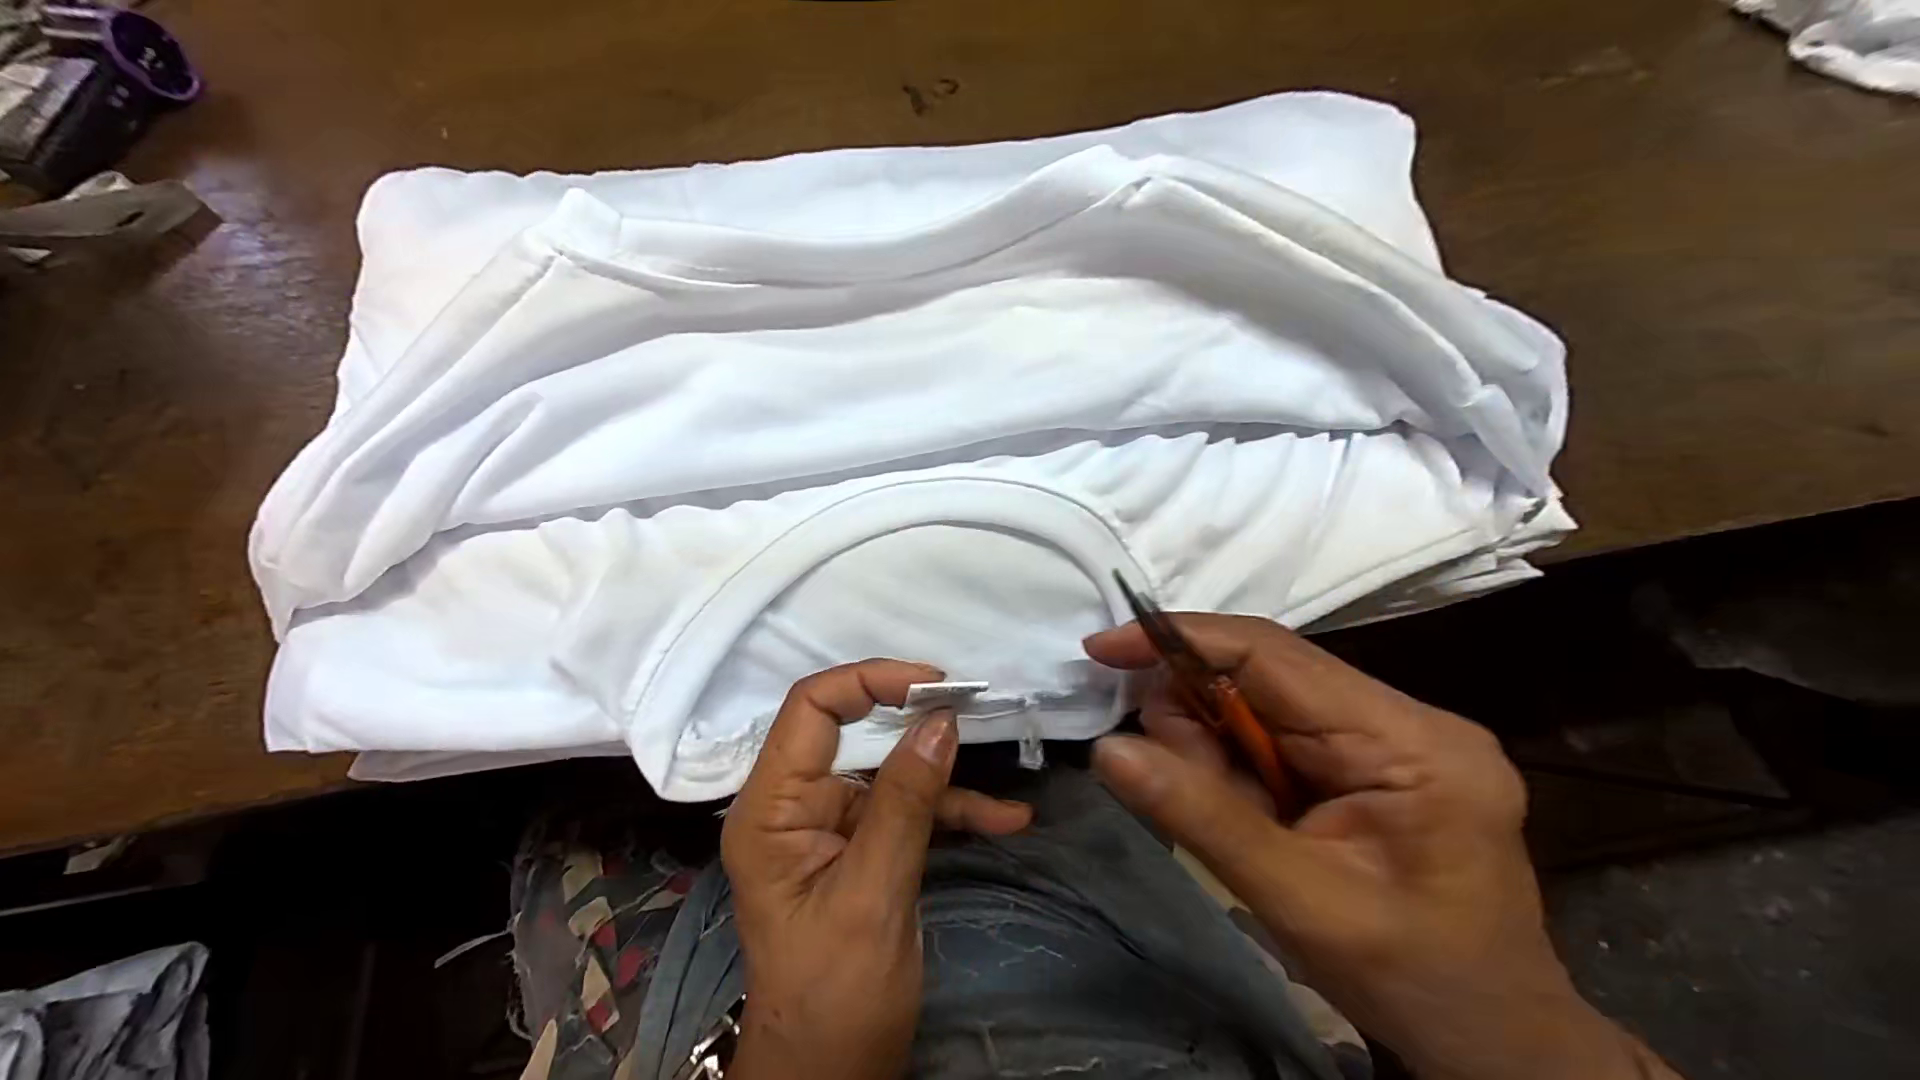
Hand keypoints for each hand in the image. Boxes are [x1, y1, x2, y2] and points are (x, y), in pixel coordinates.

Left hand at [722, 659, 1032, 1079]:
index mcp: (772, 808)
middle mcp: (795, 803)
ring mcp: (830, 823)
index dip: (868, 681)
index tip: (933, 684)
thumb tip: (941, 723)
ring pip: (888, 769)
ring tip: (997, 772)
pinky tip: (1005, 819)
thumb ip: (905, 803)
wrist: (832, 1075)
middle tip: (967, 703)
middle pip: (850, 727)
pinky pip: (907, 809)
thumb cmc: (835, 995)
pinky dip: (953, 811)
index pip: (810, 709)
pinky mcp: (862, 844)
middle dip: (911, 715)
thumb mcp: (872, 895)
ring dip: (944, 771)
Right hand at [1085, 615, 1677, 1079]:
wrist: (1497, 1041)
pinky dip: (1237, 761)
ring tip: (1233, 819)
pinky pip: (1277, 729)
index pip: (1272, 652)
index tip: (1104, 648)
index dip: (1181, 639)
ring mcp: (1392, 732)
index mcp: (1408, 741)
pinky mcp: (1375, 753)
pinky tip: (1246, 809)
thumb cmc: (1412, 980)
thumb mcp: (1297, 902)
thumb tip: (1109, 749)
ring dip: (1214, 747)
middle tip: (1170, 778)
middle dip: (1197, 717)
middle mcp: (1404, 716)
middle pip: (1261, 673)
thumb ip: (1202, 818)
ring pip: (1261, 700)